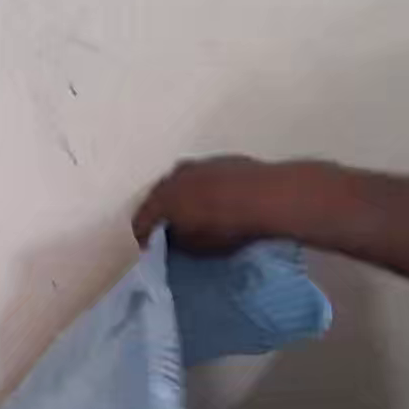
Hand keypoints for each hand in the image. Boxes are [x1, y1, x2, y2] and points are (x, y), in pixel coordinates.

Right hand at [131, 156, 331, 252]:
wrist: (268, 196)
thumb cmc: (226, 227)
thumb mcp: (196, 247)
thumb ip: (176, 241)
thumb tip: (171, 237)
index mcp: (162, 197)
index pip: (141, 219)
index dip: (143, 236)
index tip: (149, 248)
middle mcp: (175, 175)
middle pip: (159, 196)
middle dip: (161, 213)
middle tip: (168, 230)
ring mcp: (200, 164)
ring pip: (182, 183)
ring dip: (183, 197)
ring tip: (194, 213)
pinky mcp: (223, 160)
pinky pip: (204, 177)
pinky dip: (204, 189)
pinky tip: (218, 200)